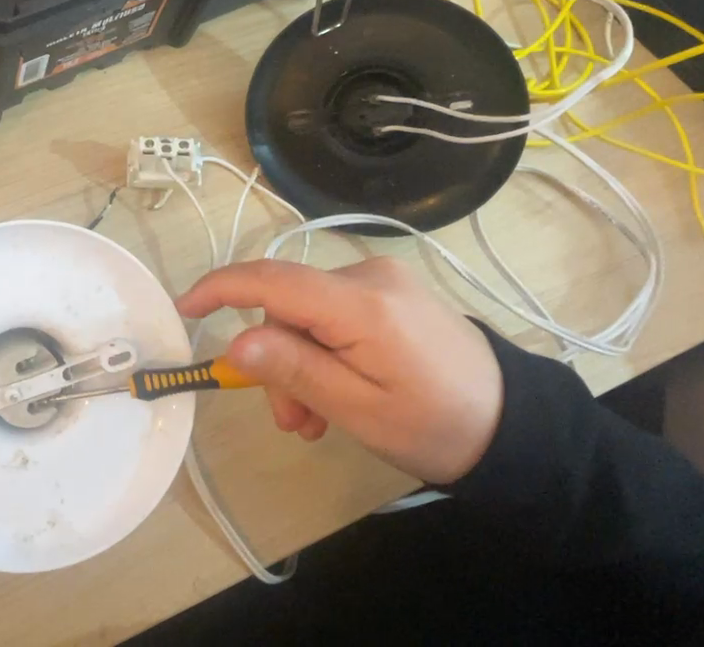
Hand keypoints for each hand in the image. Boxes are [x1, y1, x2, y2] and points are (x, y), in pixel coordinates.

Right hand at [176, 257, 503, 484]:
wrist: (518, 428)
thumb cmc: (439, 426)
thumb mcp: (359, 411)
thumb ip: (294, 371)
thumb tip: (234, 345)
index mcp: (363, 305)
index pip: (272, 280)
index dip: (221, 289)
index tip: (185, 309)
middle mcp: (368, 275)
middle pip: (286, 303)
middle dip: (274, 358)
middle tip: (289, 420)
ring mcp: (381, 278)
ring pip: (306, 312)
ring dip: (298, 361)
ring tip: (316, 419)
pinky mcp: (389, 290)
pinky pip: (331, 312)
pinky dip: (322, 348)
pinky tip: (337, 390)